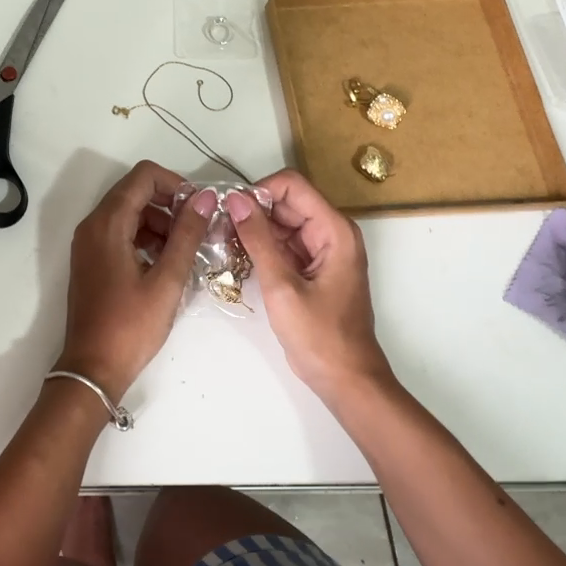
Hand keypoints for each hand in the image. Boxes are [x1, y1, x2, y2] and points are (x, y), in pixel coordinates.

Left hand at [55, 161, 206, 396]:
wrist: (92, 367)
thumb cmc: (131, 325)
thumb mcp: (167, 280)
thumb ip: (187, 234)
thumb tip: (206, 198)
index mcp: (107, 223)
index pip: (143, 176)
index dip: (175, 183)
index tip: (199, 207)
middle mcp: (92, 224)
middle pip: (134, 191)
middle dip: (169, 202)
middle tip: (198, 229)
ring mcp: (87, 241)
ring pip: (128, 212)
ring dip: (158, 221)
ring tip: (186, 249)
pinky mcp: (90, 258)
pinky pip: (119, 231)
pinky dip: (143, 236)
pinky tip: (165, 262)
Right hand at [225, 170, 393, 397]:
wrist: (346, 379)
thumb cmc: (320, 336)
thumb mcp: (282, 286)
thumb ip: (258, 240)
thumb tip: (236, 200)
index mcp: (334, 231)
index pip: (292, 186)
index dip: (259, 192)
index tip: (232, 213)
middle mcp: (331, 232)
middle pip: (284, 202)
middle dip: (252, 211)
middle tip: (219, 231)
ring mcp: (321, 250)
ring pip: (280, 221)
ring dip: (252, 228)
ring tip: (223, 245)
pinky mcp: (310, 266)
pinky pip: (282, 242)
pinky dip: (260, 245)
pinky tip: (237, 257)